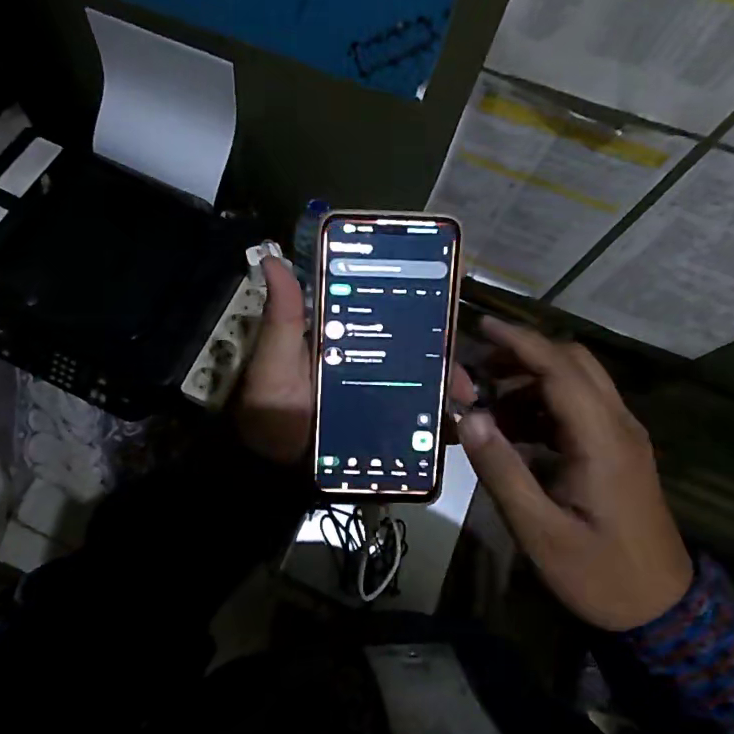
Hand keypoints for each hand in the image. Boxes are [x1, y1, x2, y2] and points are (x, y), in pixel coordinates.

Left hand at [234, 257, 480, 464]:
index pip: (383, 307)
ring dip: (447, 383)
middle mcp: (364, 359)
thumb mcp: (273, 365)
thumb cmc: (270, 413)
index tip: (448, 286)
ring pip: (423, 379)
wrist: (272, 472)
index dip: (417, 298)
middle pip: (414, 345)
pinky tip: (455, 422)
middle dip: (443, 349)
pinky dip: (438, 417)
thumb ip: (281, 320)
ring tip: (463, 396)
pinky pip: (417, 415)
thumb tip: (272, 260)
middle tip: (461, 360)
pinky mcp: (385, 424)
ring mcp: (377, 393)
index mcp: (340, 336)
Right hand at [457, 318, 691, 630]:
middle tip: (477, 369)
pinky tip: (514, 433)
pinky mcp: (620, 454)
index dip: (519, 341)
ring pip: (579, 384)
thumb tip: (466, 416)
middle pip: (574, 363)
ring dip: (532, 382)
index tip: (479, 325)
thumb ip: (502, 470)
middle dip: (524, 355)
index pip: (559, 368)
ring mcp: (623, 438)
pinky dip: (545, 406)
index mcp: (602, 439)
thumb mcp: (539, 530)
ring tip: (487, 408)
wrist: (661, 610)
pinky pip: (581, 410)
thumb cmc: (599, 574)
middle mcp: (618, 426)